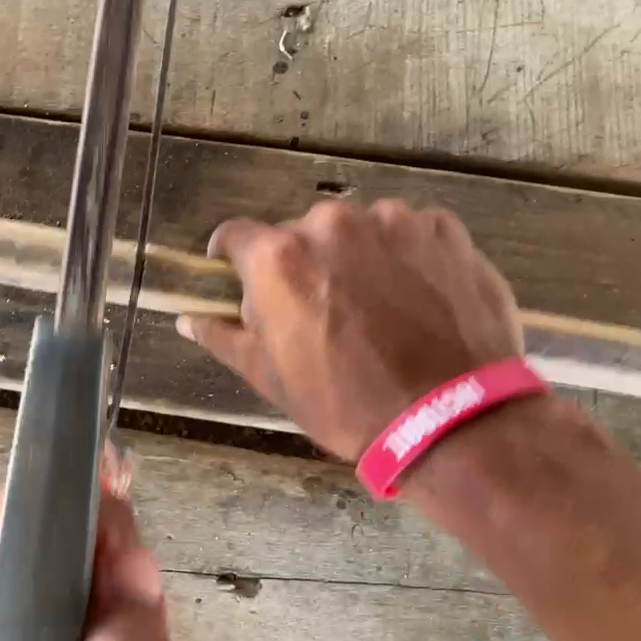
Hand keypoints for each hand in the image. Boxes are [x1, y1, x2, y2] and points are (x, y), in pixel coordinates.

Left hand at [0, 479, 171, 640]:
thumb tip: (129, 554)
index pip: (30, 506)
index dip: (94, 521)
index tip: (124, 570)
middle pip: (40, 511)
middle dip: (97, 553)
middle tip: (118, 623)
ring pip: (42, 527)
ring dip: (87, 569)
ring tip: (98, 640)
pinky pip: (33, 548)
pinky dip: (68, 578)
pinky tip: (77, 636)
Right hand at [178, 199, 523, 461]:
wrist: (453, 420)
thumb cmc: (345, 402)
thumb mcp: (270, 376)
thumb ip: (223, 336)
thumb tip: (188, 319)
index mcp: (278, 257)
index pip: (234, 235)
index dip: (232, 257)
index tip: (240, 278)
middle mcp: (331, 223)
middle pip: (300, 232)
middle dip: (302, 263)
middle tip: (320, 308)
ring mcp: (393, 220)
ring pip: (357, 230)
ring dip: (357, 257)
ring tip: (377, 306)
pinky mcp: (444, 229)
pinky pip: (409, 234)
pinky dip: (405, 257)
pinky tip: (417, 299)